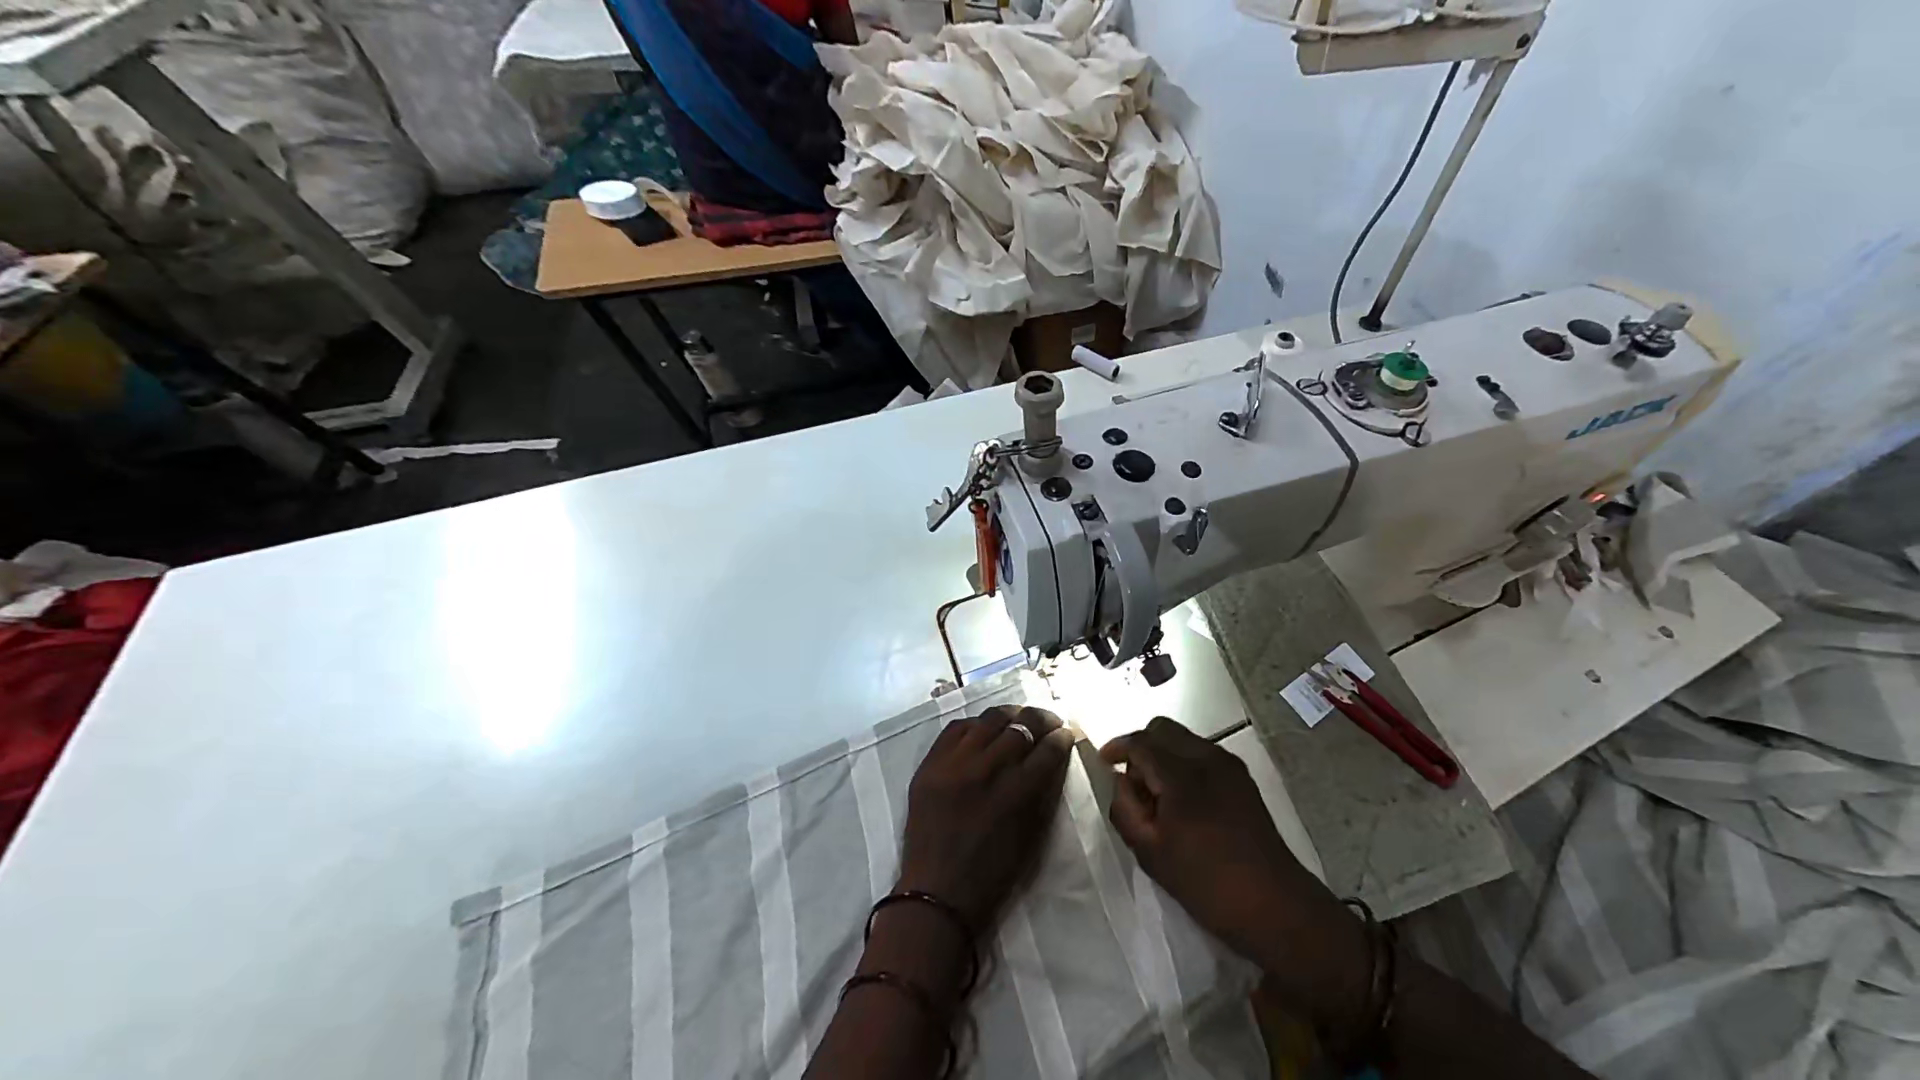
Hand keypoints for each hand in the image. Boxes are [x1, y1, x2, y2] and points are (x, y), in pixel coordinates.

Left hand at [896, 706, 1073, 928]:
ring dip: (1010, 716)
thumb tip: (1054, 756)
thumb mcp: (1031, 835)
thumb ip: (1043, 792)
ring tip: (1019, 718)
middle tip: (1049, 721)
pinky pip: (955, 729)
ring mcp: (953, 764)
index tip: (1066, 733)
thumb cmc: (992, 873)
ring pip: (988, 720)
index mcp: (1016, 793)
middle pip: (1020, 727)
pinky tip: (983, 730)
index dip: (1061, 738)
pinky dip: (975, 726)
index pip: (1047, 750)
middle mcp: (985, 770)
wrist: (937, 892)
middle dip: (1041, 720)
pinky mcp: (929, 765)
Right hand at [1100, 718, 1369, 1030]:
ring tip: (1159, 797)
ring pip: (1183, 739)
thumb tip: (1121, 781)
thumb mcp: (1150, 852)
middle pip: (1162, 729)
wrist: (1275, 906)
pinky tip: (1183, 802)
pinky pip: (1202, 754)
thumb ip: (1125, 808)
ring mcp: (1229, 766)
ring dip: (1162, 754)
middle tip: (1134, 785)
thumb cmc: (1206, 883)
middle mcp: (1207, 758)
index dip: (1116, 748)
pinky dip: (1183, 763)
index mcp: (1182, 774)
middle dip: (1140, 747)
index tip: (1103, 763)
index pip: (1139, 742)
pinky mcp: (1242, 779)